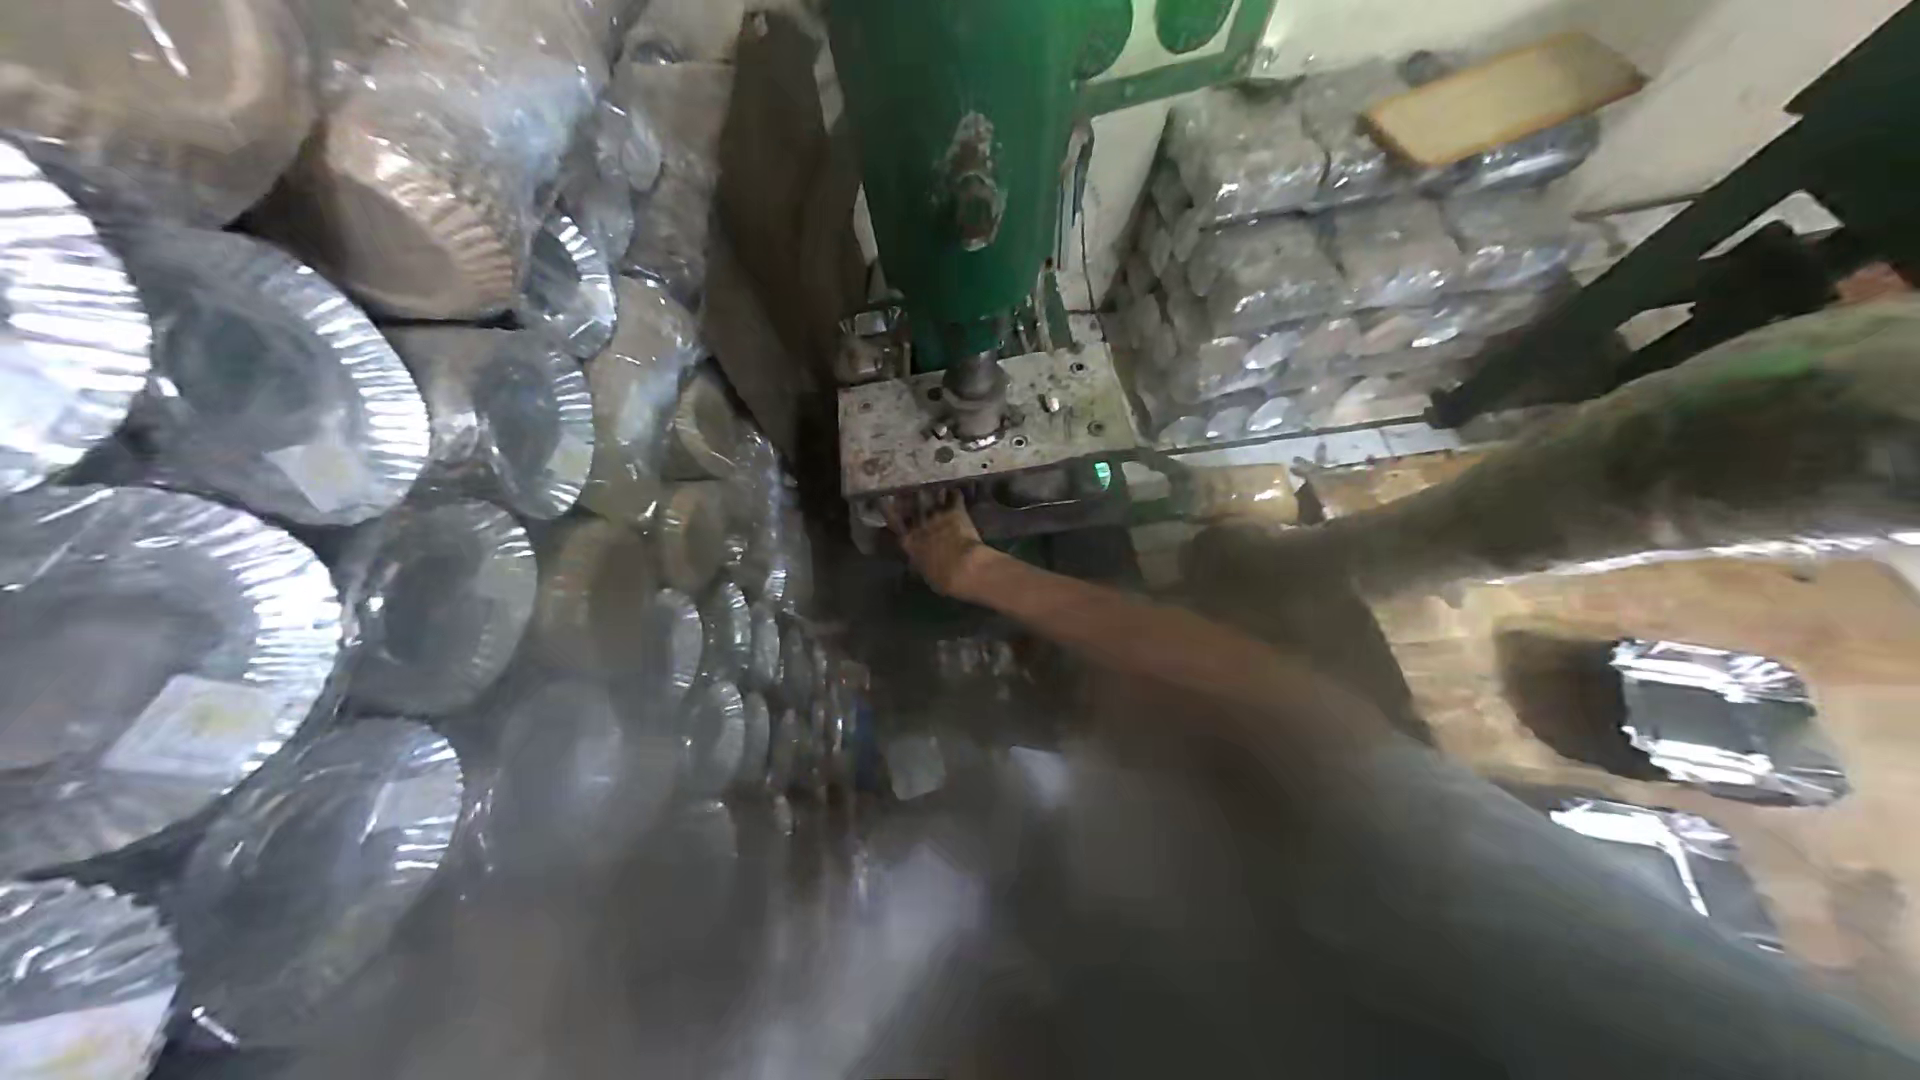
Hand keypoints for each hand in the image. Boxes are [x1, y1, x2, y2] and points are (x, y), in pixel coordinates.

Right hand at [884, 491, 994, 597]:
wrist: (965, 568)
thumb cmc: (943, 578)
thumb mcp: (925, 574)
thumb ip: (919, 562)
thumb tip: (917, 561)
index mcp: (909, 542)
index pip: (893, 521)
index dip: (889, 510)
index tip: (886, 502)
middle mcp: (920, 524)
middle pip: (910, 504)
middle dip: (908, 495)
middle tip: (907, 487)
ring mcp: (937, 514)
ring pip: (930, 495)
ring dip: (931, 490)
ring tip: (930, 483)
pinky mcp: (956, 510)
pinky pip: (954, 496)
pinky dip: (955, 492)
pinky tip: (955, 489)